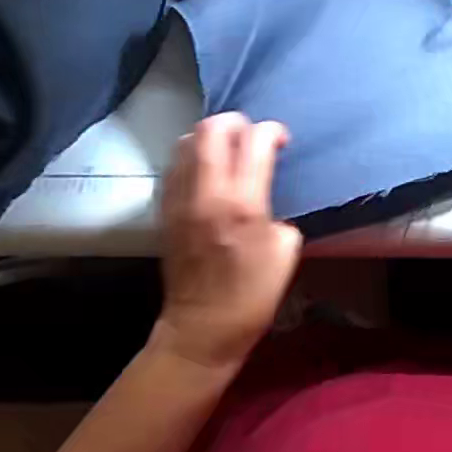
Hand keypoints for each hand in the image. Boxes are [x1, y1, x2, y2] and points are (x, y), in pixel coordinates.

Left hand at [154, 113, 302, 369]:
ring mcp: (180, 199)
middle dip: (237, 122)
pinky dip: (192, 156)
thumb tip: (265, 193)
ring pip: (187, 140)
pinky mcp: (164, 209)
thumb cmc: (252, 296)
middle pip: (213, 128)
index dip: (273, 131)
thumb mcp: (287, 251)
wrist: (201, 330)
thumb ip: (278, 210)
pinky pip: (174, 165)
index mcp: (244, 204)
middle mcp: (207, 192)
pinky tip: (206, 171)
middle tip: (252, 137)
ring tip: (227, 150)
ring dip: (211, 136)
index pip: (255, 140)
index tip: (281, 141)